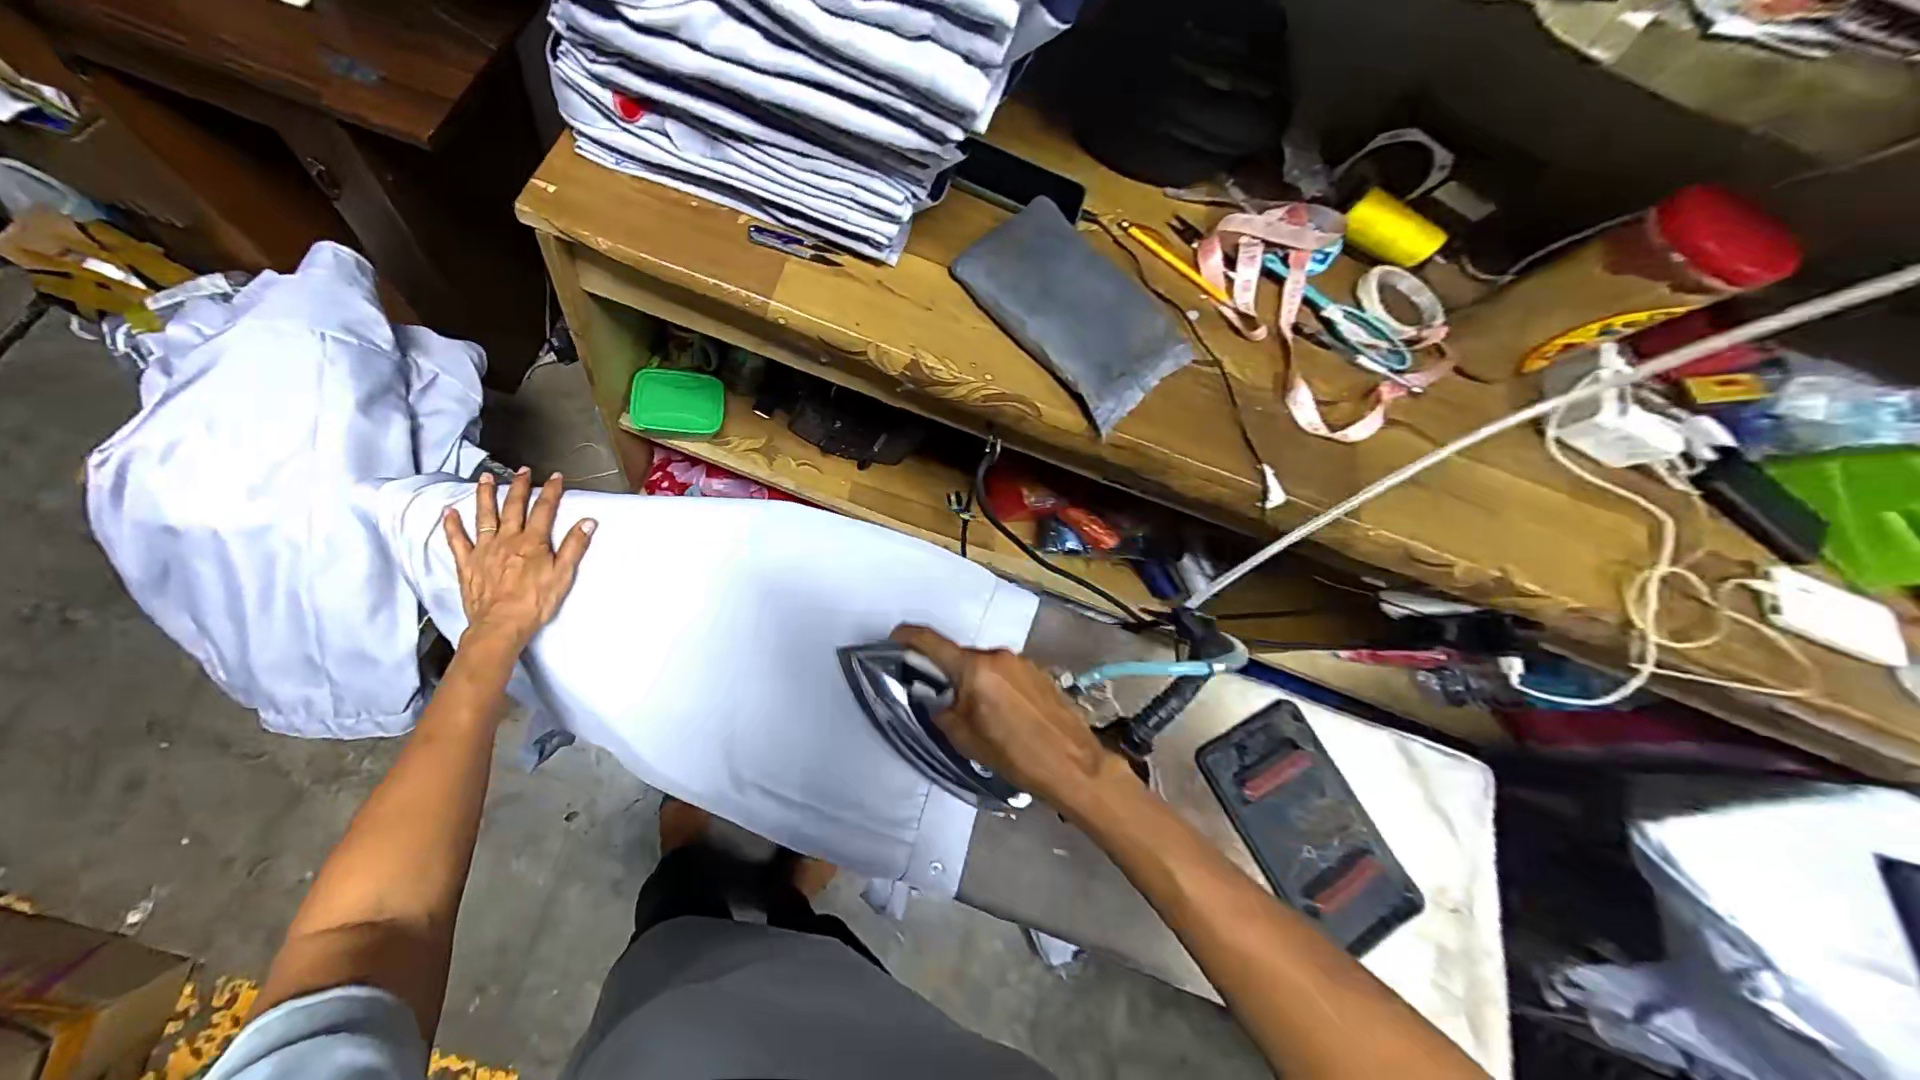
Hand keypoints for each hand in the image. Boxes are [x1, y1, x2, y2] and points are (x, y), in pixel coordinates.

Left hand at [443, 468, 595, 649]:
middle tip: (522, 470)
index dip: (551, 491)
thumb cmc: (536, 602)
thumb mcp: (564, 574)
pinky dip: (452, 525)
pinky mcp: (468, 563)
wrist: (501, 624)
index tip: (556, 477)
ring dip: (485, 495)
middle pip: (513, 506)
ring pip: (484, 516)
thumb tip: (588, 521)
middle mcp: (507, 539)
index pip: (544, 509)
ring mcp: (484, 549)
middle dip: (519, 486)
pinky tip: (449, 512)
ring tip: (485, 478)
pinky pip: (457, 540)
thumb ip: (575, 546)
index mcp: (532, 542)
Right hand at [889, 625, 1130, 811]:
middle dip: (948, 674)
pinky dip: (996, 687)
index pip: (933, 642)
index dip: (909, 637)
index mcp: (976, 669)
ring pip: (985, 666)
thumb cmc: (1015, 755)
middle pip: (961, 657)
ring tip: (980, 716)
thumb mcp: (965, 739)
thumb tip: (938, 699)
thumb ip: (943, 711)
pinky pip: (1006, 673)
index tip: (895, 637)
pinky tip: (1004, 715)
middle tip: (943, 700)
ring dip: (975, 683)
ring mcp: (1022, 662)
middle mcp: (998, 656)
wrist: (1072, 764)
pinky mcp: (1039, 672)